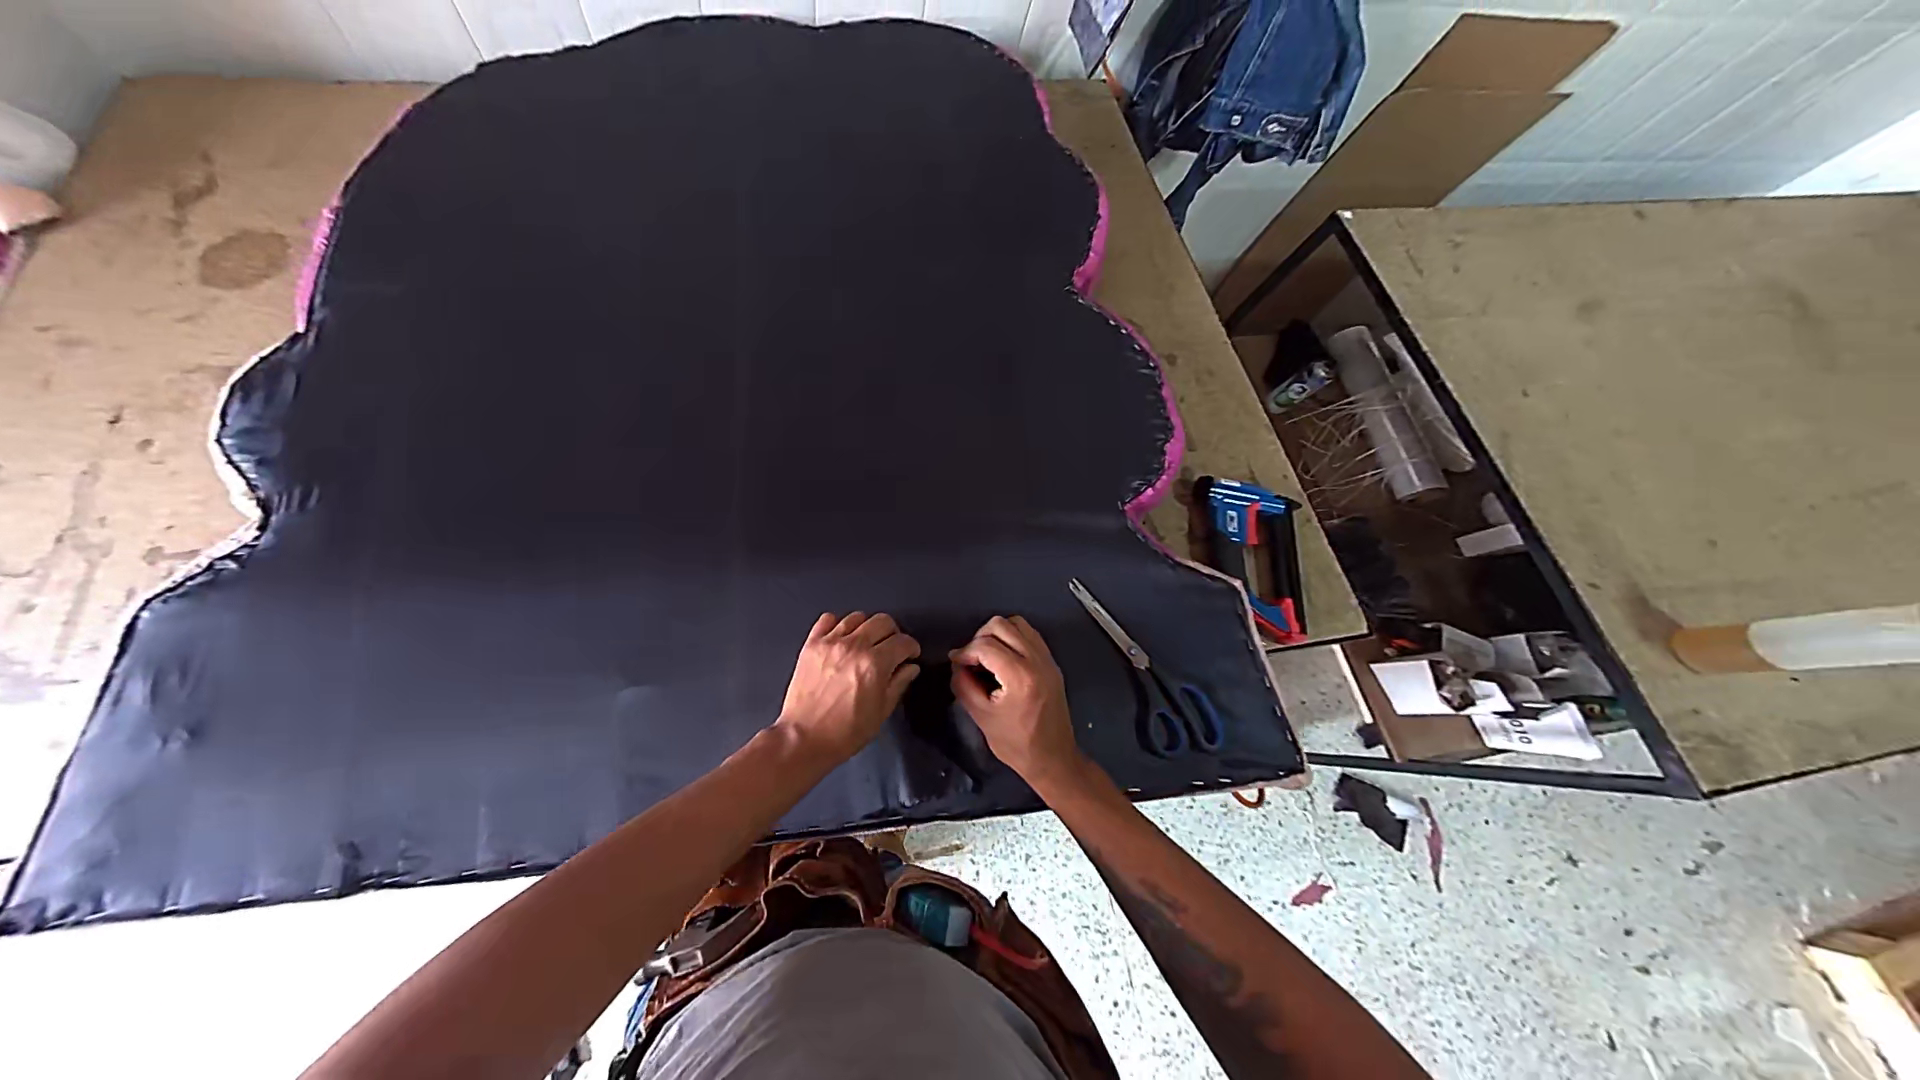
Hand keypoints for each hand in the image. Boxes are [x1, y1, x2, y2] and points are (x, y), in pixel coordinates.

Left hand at [775, 612, 921, 762]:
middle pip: (882, 621)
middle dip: (893, 633)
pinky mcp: (811, 645)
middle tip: (891, 648)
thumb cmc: (844, 732)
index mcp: (874, 664)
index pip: (902, 641)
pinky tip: (842, 639)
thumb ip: (898, 684)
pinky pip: (827, 620)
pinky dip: (838, 625)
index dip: (911, 647)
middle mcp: (854, 647)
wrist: (804, 738)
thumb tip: (910, 668)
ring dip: (867, 628)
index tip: (910, 654)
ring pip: (857, 617)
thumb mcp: (881, 712)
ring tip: (866, 643)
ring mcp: (831, 643)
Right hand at [950, 616, 1087, 790]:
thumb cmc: (1016, 744)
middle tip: (971, 658)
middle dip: (980, 637)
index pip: (985, 646)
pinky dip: (1013, 637)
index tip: (956, 663)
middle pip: (1002, 625)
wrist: (1053, 758)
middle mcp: (1037, 661)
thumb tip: (957, 664)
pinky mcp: (1052, 663)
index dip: (965, 651)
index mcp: (1020, 677)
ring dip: (997, 633)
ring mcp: (1048, 660)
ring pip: (1018, 623)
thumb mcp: (981, 717)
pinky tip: (1003, 658)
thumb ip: (963, 685)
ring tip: (987, 655)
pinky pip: (1030, 635)